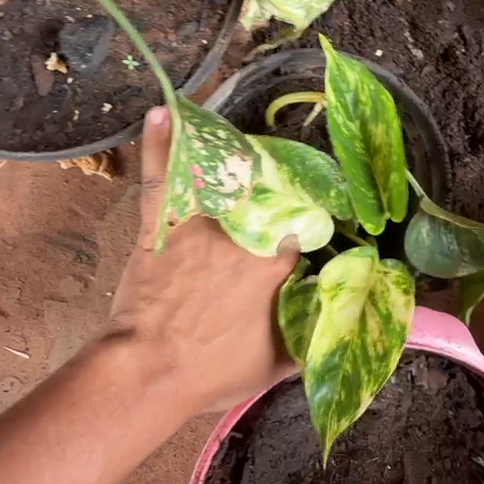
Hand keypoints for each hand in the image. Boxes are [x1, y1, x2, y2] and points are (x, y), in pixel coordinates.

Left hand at [106, 106, 297, 413]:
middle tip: (279, 181)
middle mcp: (243, 233)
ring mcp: (201, 223)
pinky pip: (162, 175)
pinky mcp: (162, 222)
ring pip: (221, 177)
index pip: (301, 230)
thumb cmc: (211, 372)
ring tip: (235, 137)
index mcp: (274, 264)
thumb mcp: (274, 367)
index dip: (303, 227)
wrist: (149, 370)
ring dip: (228, 154)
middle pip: (267, 195)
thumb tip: (335, 333)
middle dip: (275, 186)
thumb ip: (309, 343)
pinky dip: (159, 143)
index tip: (305, 228)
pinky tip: (161, 112)